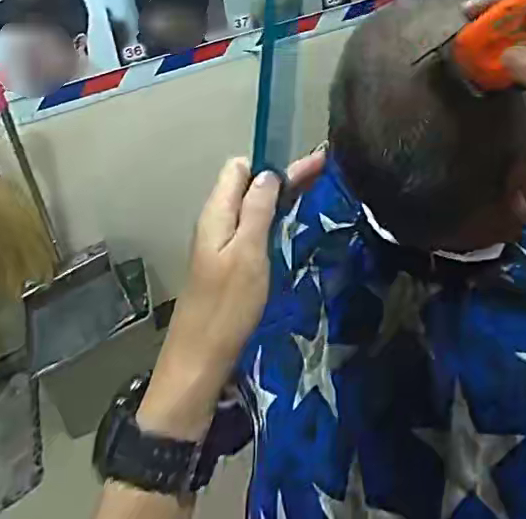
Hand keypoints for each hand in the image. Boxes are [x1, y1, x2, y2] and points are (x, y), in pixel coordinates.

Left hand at [139, 149, 324, 437]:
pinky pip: (254, 227)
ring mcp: (222, 244)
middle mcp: (217, 222)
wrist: (200, 364)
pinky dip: (276, 218)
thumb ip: (257, 209)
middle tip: (325, 170)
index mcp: (217, 213)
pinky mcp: (229, 264)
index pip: (240, 167)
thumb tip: (268, 172)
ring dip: (283, 196)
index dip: (271, 161)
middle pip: (250, 184)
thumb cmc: (226, 307)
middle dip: (285, 175)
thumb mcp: (247, 253)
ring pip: (254, 206)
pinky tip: (296, 223)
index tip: (306, 165)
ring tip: (317, 190)